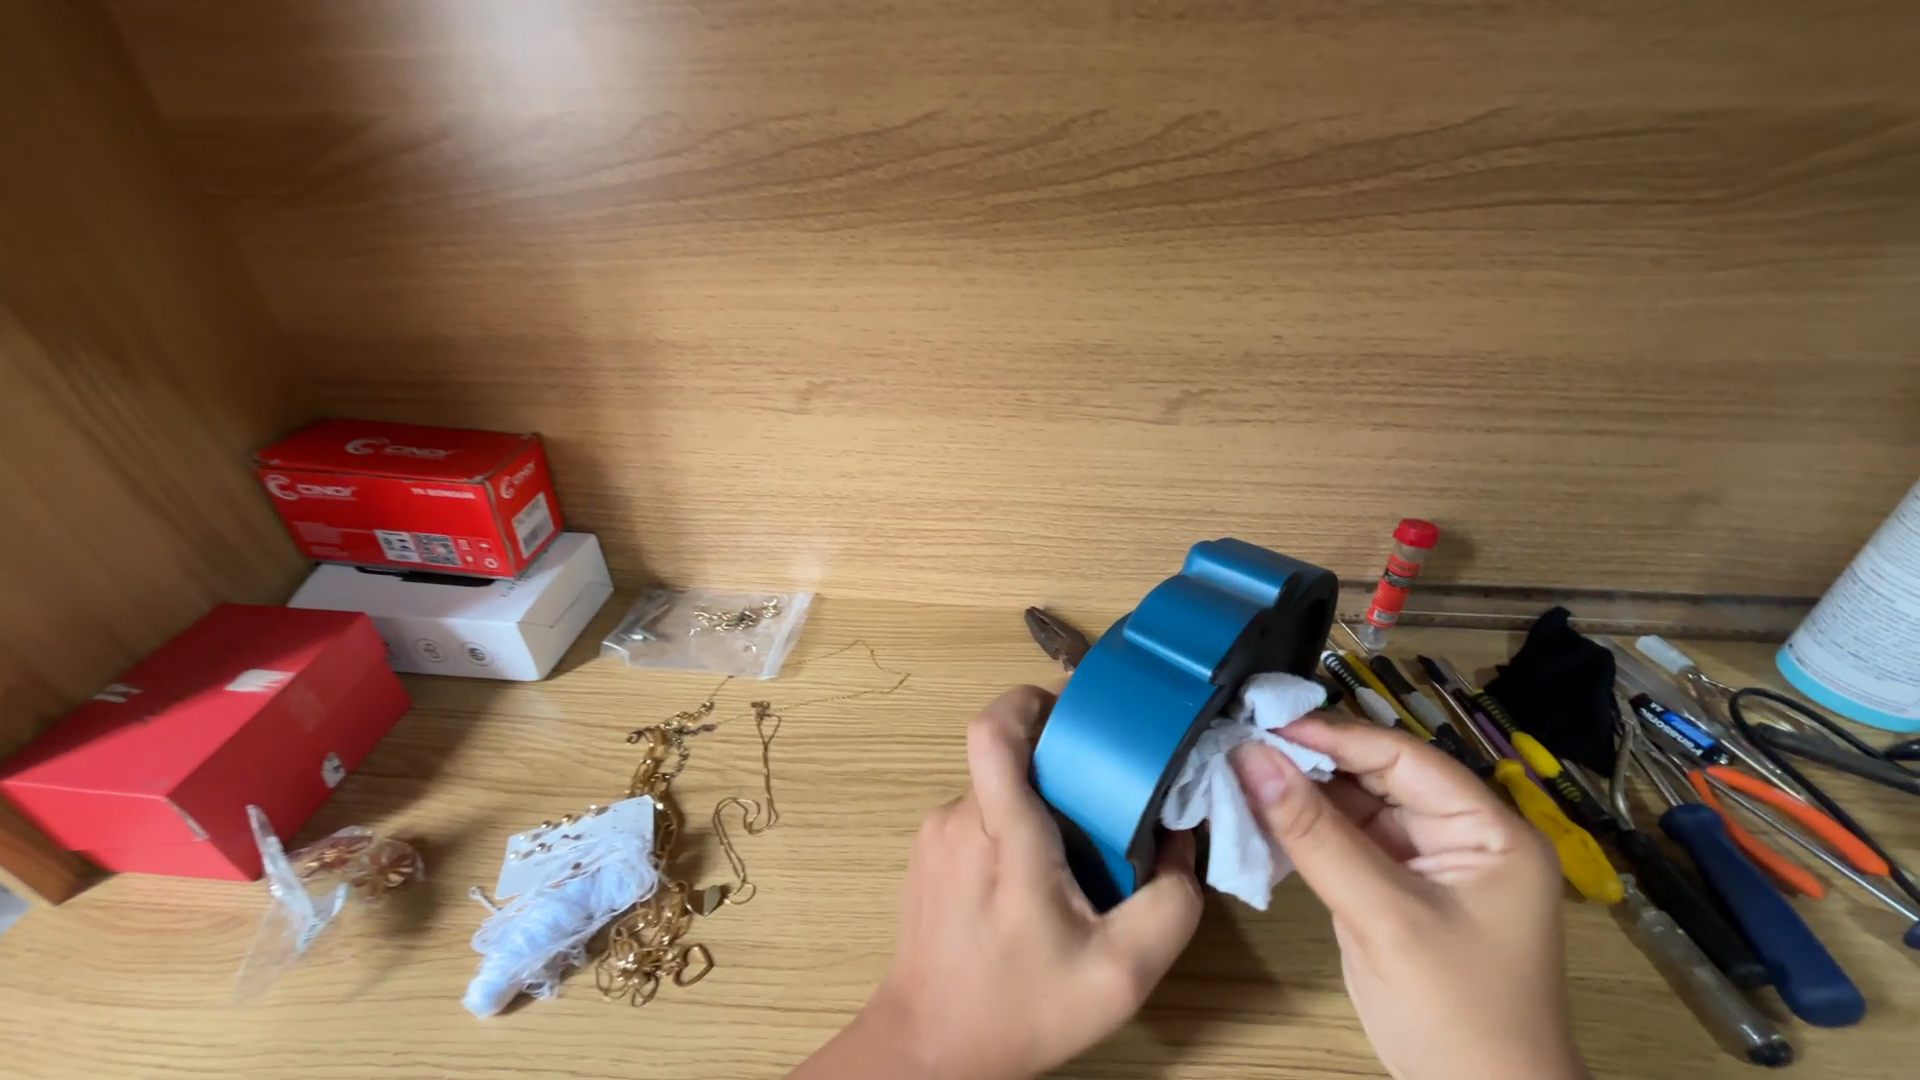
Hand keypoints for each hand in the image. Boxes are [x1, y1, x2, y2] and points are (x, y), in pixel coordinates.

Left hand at [791, 685, 1203, 1079]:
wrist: (930, 1049)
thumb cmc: (1020, 1010)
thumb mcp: (1121, 975)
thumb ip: (1170, 906)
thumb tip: (1179, 842)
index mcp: (1003, 835)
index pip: (994, 732)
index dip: (1028, 702)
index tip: (1075, 714)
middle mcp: (960, 819)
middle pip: (1009, 758)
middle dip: (1060, 772)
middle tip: (1102, 812)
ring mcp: (935, 833)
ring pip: (997, 789)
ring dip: (1037, 809)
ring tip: (1072, 861)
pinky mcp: (926, 851)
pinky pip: (978, 815)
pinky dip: (1011, 829)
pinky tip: (1031, 884)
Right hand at [1231, 716, 1584, 1079]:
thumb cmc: (1454, 1013)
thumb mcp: (1384, 917)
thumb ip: (1315, 834)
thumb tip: (1249, 756)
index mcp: (1488, 829)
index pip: (1402, 758)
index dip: (1332, 736)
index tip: (1263, 722)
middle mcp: (1457, 833)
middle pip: (1373, 775)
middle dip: (1308, 760)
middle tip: (1240, 740)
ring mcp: (1420, 860)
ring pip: (1349, 804)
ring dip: (1296, 791)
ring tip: (1237, 768)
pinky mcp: (1387, 886)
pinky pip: (1338, 838)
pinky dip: (1297, 826)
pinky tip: (1255, 812)